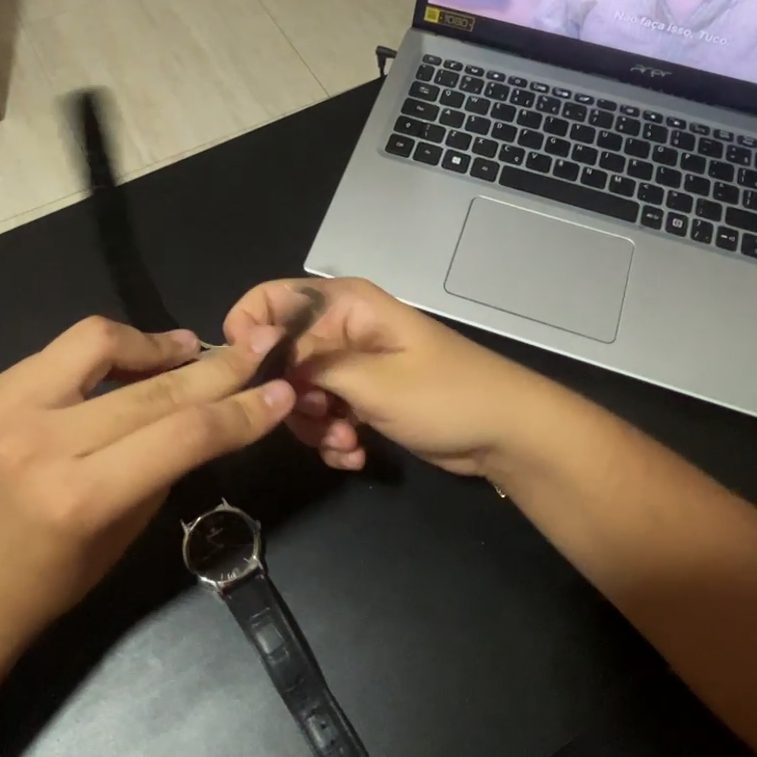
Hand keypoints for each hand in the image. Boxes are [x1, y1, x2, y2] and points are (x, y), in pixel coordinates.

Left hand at [0, 316, 293, 632]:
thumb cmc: (67, 567)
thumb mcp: (135, 518)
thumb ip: (172, 454)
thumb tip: (219, 397)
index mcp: (82, 496)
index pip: (183, 435)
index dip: (241, 410)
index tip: (280, 390)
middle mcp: (40, 445)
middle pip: (152, 390)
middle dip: (217, 369)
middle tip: (256, 349)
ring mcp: (5, 409)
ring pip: (100, 341)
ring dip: (157, 345)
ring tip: (190, 349)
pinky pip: (65, 351)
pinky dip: (111, 352)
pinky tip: (136, 361)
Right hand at [223, 278, 551, 476]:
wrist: (504, 434)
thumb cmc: (445, 395)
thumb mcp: (373, 380)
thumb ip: (312, 365)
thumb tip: (262, 355)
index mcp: (345, 306)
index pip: (271, 302)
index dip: (251, 335)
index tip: (253, 379)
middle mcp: (343, 330)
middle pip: (281, 358)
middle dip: (293, 397)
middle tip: (322, 417)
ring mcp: (353, 367)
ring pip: (300, 395)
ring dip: (316, 427)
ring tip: (349, 442)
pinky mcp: (363, 399)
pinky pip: (325, 417)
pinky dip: (334, 439)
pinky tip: (357, 454)